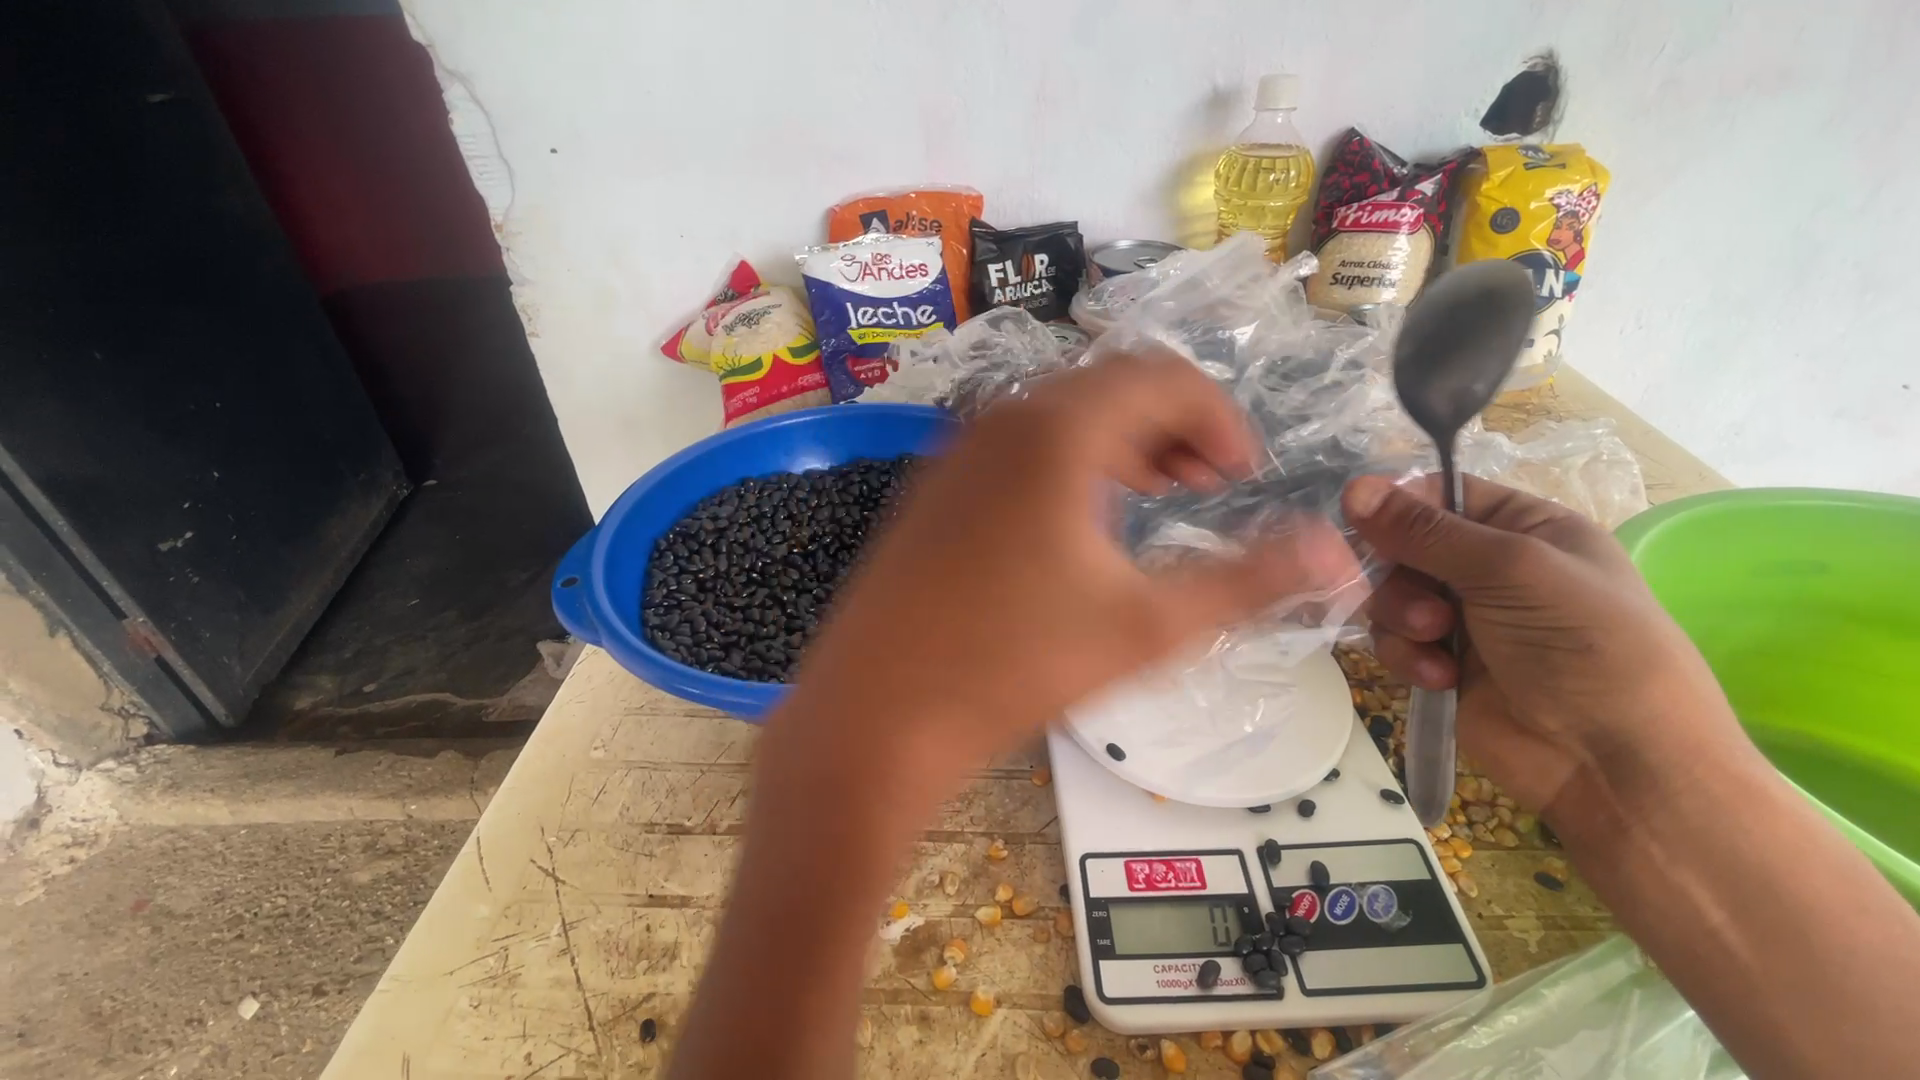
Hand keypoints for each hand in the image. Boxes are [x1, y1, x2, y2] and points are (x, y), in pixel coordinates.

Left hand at [783, 349, 1354, 770]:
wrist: (876, 715)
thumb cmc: (1014, 666)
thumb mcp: (1148, 626)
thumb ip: (1250, 581)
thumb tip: (1341, 555)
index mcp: (1058, 429)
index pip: (1164, 377)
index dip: (1220, 418)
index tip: (1244, 475)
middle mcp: (1001, 419)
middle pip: (1110, 389)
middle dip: (1174, 428)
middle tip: (1209, 486)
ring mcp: (956, 451)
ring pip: (1059, 418)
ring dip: (1121, 446)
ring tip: (1157, 499)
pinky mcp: (931, 490)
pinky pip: (1014, 449)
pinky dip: (1065, 465)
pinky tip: (1078, 526)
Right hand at [1342, 473, 1744, 820]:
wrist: (1614, 759)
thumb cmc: (1583, 644)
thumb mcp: (1510, 569)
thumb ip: (1425, 531)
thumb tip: (1352, 487)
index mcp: (1524, 527)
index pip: (1440, 494)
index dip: (1397, 505)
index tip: (1357, 519)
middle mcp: (1489, 567)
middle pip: (1401, 546)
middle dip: (1398, 574)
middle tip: (1423, 606)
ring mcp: (1463, 618)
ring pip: (1389, 596)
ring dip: (1402, 618)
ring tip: (1436, 644)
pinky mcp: (1440, 663)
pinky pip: (1393, 641)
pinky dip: (1407, 657)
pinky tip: (1439, 678)